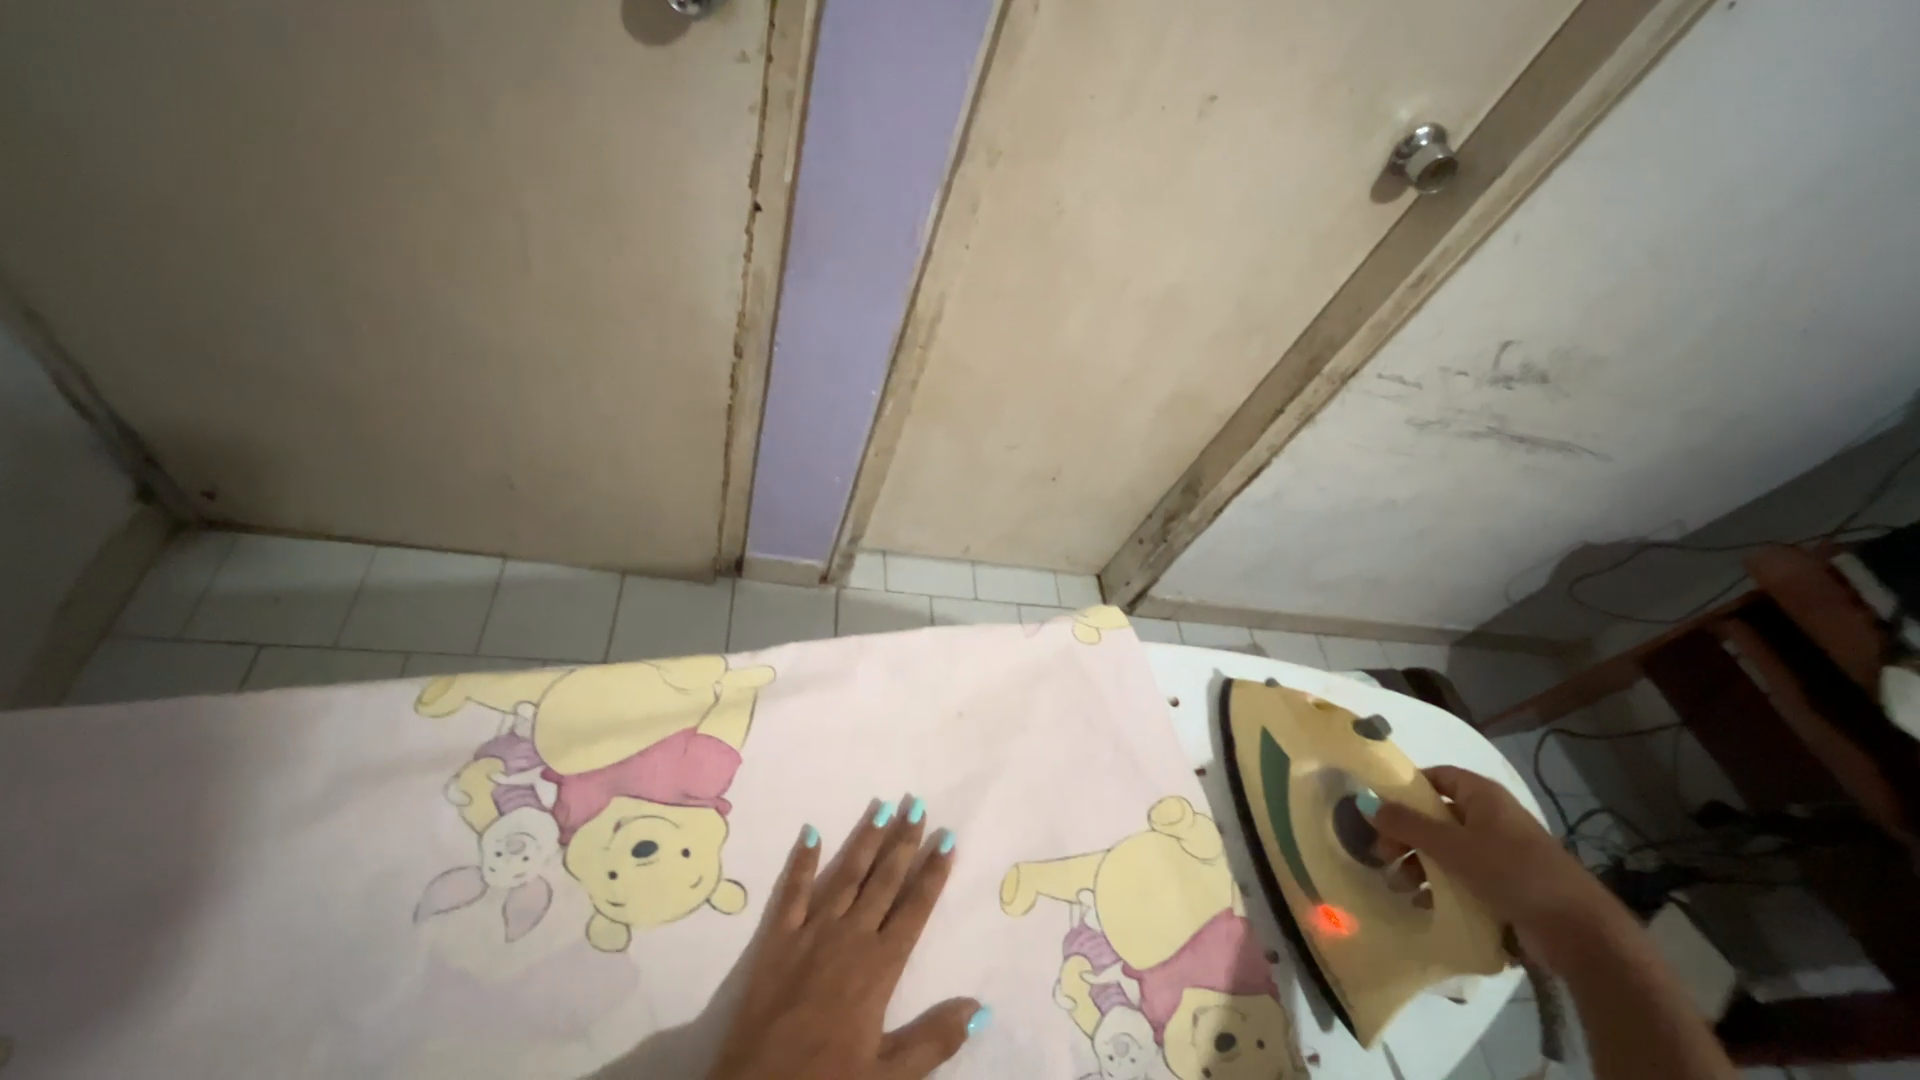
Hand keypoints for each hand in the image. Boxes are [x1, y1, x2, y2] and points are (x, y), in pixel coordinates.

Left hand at [704, 798, 986, 1079]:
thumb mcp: (890, 1074)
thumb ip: (935, 1039)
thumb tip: (981, 1007)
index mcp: (880, 967)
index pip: (915, 908)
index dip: (933, 872)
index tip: (947, 838)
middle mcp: (850, 938)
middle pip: (884, 881)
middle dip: (903, 842)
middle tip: (917, 804)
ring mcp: (810, 934)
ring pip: (845, 877)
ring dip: (865, 841)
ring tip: (882, 807)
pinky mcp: (776, 940)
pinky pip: (791, 892)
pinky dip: (801, 862)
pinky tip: (810, 833)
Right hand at [1370, 765, 1627, 969]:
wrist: (1577, 931)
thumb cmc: (1513, 873)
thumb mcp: (1453, 845)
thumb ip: (1408, 824)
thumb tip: (1365, 803)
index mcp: (1483, 796)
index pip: (1437, 776)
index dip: (1406, 787)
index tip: (1378, 807)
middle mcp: (1490, 818)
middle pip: (1435, 815)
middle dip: (1405, 833)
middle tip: (1383, 855)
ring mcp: (1498, 853)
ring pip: (1445, 849)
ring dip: (1418, 864)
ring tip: (1400, 885)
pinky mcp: (1502, 885)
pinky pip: (1460, 877)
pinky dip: (1438, 885)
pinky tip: (1422, 902)